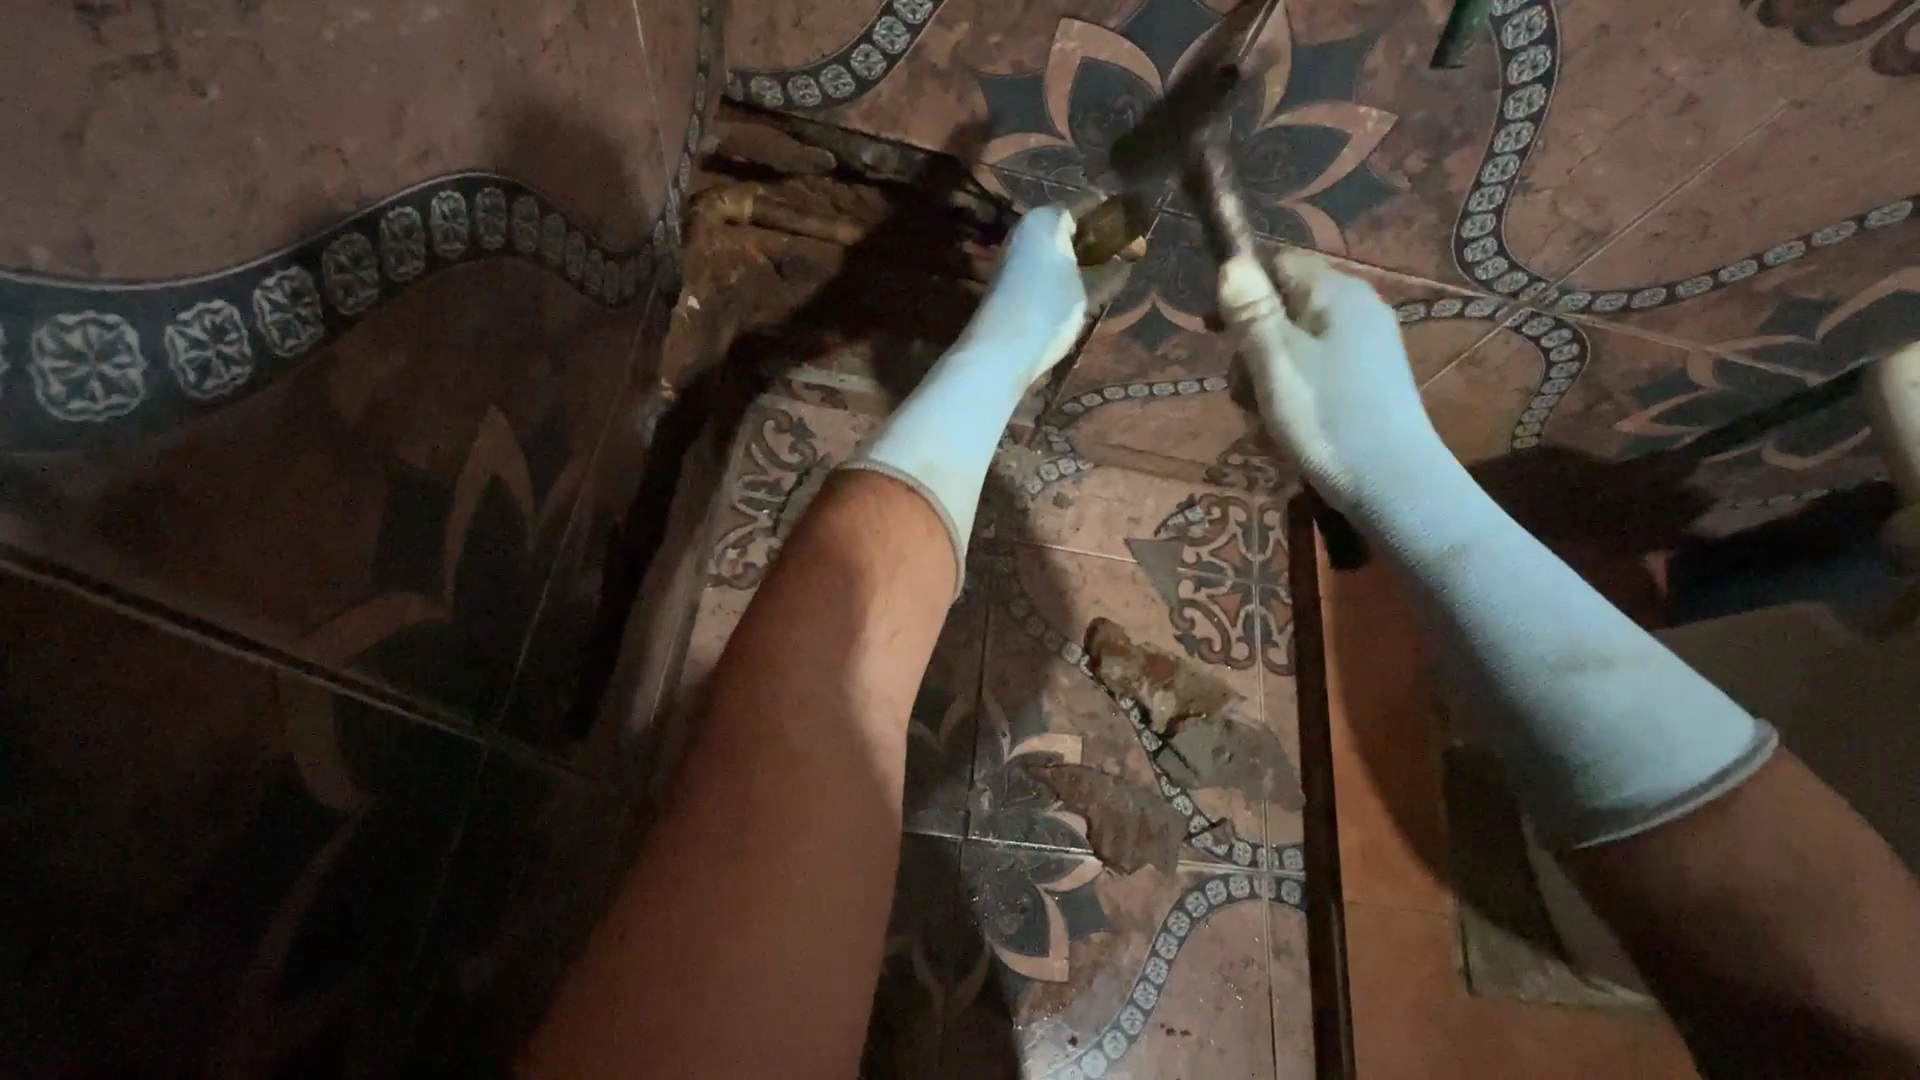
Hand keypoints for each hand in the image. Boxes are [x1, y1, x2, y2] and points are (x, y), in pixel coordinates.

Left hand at [951, 203, 1129, 387]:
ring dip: (1081, 261)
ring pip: (1056, 248)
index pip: (1089, 202)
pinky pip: (1043, 267)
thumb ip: (1111, 271)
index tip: (1137, 235)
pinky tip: (1078, 294)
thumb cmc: (1050, 310)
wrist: (1000, 351)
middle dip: (1099, 241)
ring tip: (1106, 281)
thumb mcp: (1089, 290)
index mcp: (1046, 219)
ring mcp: (1013, 255)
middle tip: (1126, 260)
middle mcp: (1026, 230)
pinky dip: (1063, 274)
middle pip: (1070, 225)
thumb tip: (1127, 260)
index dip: (1116, 217)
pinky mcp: (1007, 280)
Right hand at [1216, 249, 1445, 506]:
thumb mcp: (1275, 360)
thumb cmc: (1325, 415)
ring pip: (1293, 349)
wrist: (1391, 482)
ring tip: (1262, 418)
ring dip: (1265, 380)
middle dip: (1250, 349)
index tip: (1216, 332)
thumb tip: (1232, 260)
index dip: (1243, 292)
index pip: (1279, 265)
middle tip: (1241, 390)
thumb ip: (1251, 310)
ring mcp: (1365, 350)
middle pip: (1283, 312)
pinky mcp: (1367, 384)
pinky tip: (1285, 430)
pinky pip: (1313, 375)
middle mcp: (1357, 311)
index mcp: (1337, 294)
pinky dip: (1291, 398)